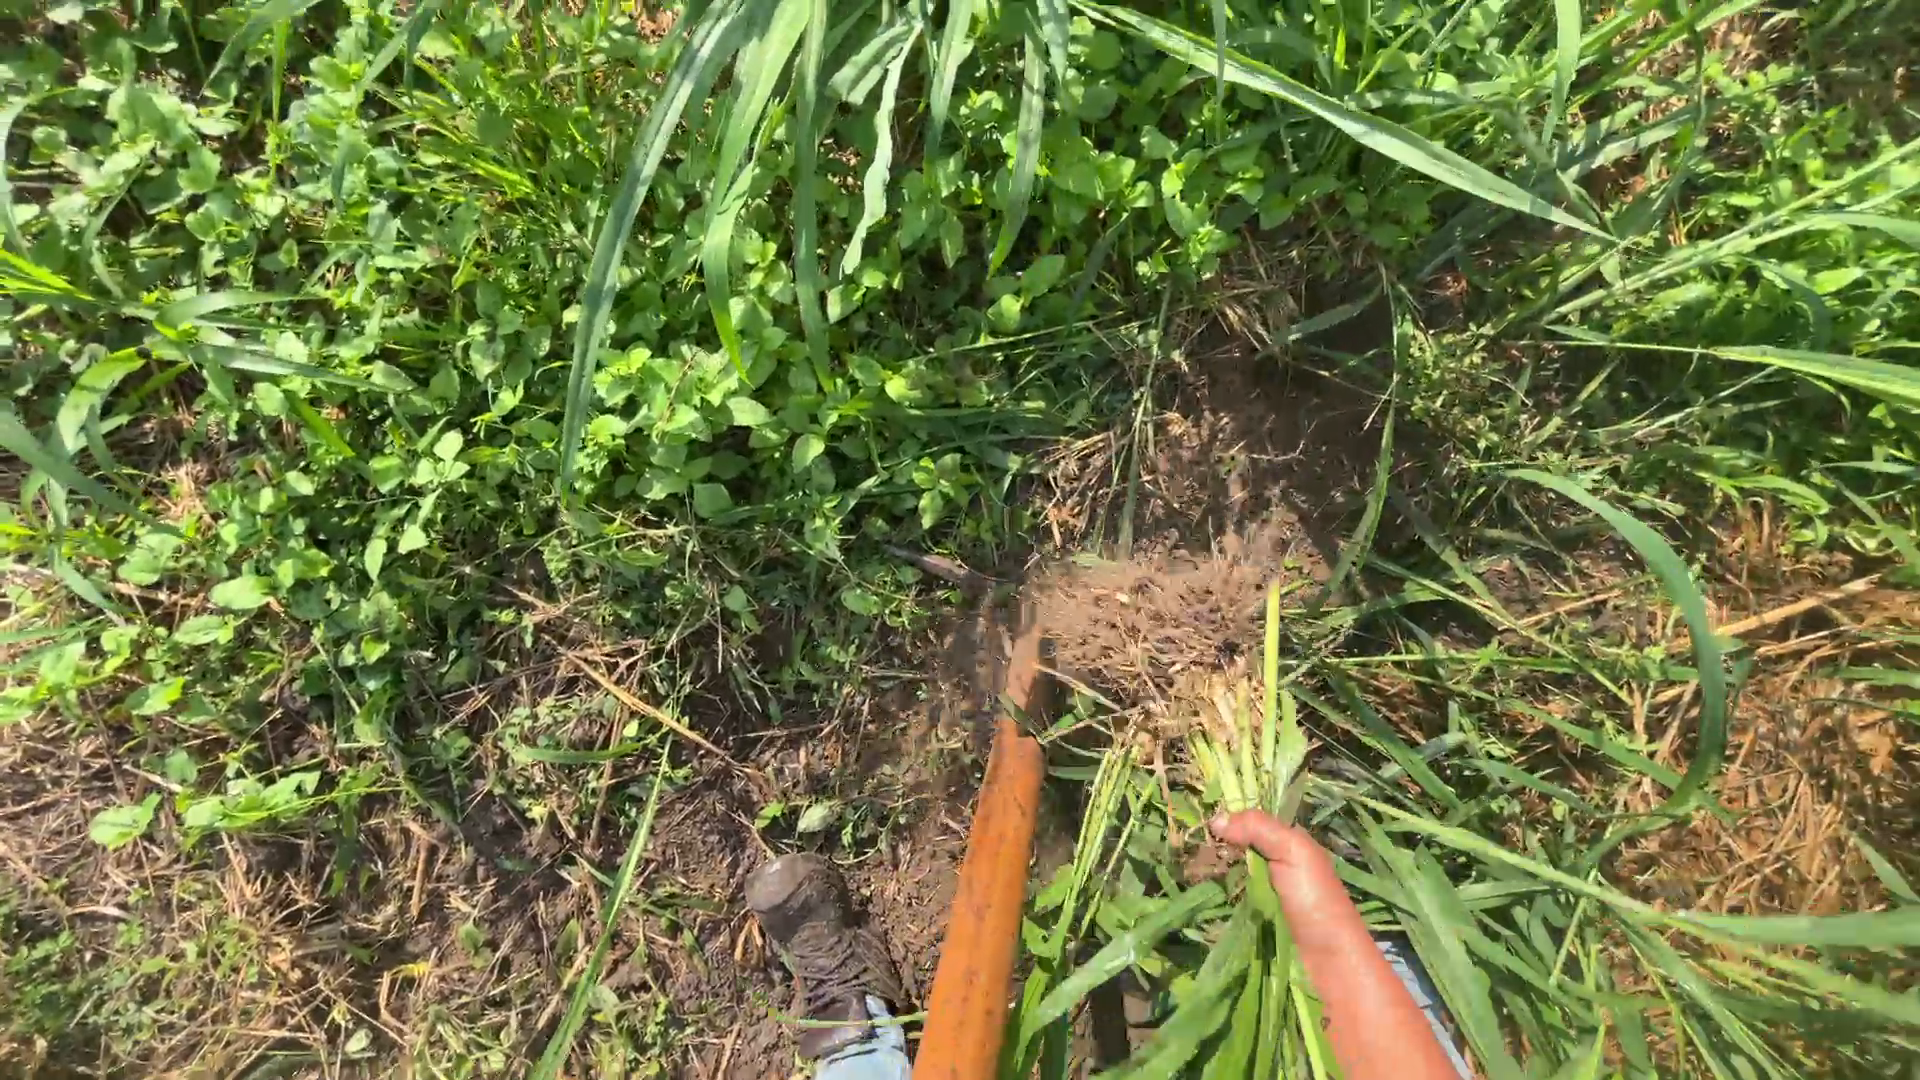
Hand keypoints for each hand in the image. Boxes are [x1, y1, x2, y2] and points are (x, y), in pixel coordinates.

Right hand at [1207, 809, 1465, 1079]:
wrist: (1330, 962)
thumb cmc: (1315, 900)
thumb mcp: (1293, 851)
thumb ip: (1258, 827)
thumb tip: (1215, 820)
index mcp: (1290, 840)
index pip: (1253, 818)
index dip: (1229, 815)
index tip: (1200, 818)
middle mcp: (1278, 859)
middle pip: (1240, 840)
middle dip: (1217, 840)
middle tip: (1188, 841)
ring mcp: (1267, 887)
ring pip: (1233, 864)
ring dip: (1213, 864)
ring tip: (1187, 861)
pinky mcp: (1258, 911)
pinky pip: (1232, 889)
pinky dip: (1217, 885)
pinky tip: (1202, 882)